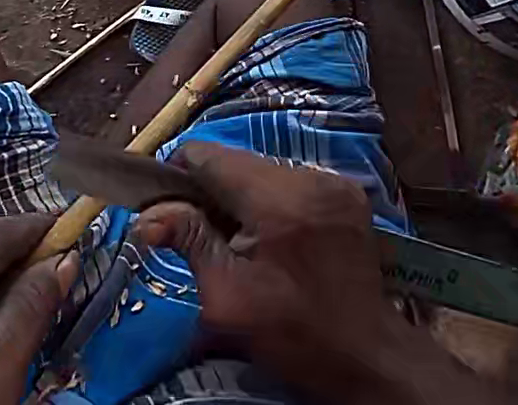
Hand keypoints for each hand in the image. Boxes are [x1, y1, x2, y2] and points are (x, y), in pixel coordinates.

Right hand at [133, 143, 496, 404]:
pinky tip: (274, 233)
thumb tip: (144, 217)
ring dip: (241, 192)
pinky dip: (270, 197)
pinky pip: (287, 178)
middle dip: (212, 188)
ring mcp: (331, 179)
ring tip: (241, 235)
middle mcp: (306, 175)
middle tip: (204, 230)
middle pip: (234, 159)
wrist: (373, 363)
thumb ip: (187, 242)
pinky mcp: (344, 190)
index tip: (170, 206)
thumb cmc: (295, 334)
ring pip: (259, 167)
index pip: (206, 155)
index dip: (179, 174)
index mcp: (276, 198)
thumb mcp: (228, 298)